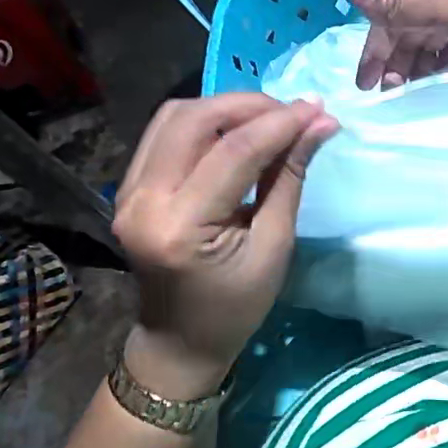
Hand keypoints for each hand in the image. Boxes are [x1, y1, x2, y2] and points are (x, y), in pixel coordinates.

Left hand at [111, 94, 337, 394]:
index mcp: (181, 226)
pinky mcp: (127, 187)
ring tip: (269, 119)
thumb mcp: (274, 246)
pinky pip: (165, 133)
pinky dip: (205, 122)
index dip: (281, 123)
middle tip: (294, 112)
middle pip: (194, 119)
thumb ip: (289, 178)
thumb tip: (320, 125)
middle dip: (250, 105)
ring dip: (226, 108)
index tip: (319, 109)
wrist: (179, 342)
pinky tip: (236, 132)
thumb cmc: (236, 306)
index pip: (234, 152)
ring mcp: (127, 191)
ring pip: (174, 117)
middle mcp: (142, 200)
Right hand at [349, 0, 447, 89]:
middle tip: (391, 93)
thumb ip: (396, 6)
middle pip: (408, 26)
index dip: (374, 49)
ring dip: (418, 61)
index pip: (389, 14)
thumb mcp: (443, 5)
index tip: (366, 84)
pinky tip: (441, 73)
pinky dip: (443, 56)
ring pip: (431, 35)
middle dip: (396, 59)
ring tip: (412, 88)